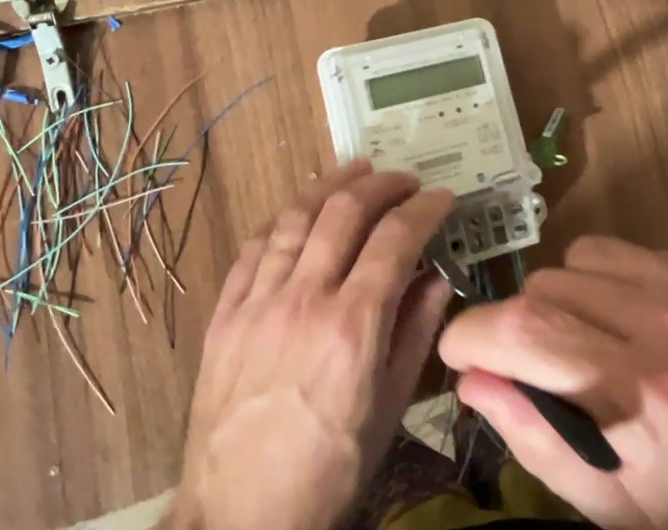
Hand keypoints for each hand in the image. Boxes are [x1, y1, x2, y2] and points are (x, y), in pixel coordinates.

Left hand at [166, 163, 455, 529]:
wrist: (240, 514)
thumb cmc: (330, 467)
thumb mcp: (390, 408)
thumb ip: (415, 333)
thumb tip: (438, 280)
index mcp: (353, 325)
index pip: (396, 239)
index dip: (425, 208)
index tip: (443, 198)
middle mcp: (304, 300)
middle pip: (344, 212)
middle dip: (382, 184)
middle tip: (405, 180)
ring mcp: (257, 303)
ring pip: (296, 218)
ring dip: (330, 185)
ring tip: (356, 171)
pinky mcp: (224, 316)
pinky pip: (253, 248)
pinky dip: (283, 219)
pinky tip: (299, 212)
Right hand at [439, 237, 667, 529]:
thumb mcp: (617, 506)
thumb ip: (536, 437)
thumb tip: (473, 379)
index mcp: (640, 394)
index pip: (524, 329)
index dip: (471, 333)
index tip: (460, 352)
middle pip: (548, 284)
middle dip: (525, 325)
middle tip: (543, 365)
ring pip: (586, 254)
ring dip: (570, 295)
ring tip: (593, 340)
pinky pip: (638, 252)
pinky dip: (619, 283)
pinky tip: (644, 325)